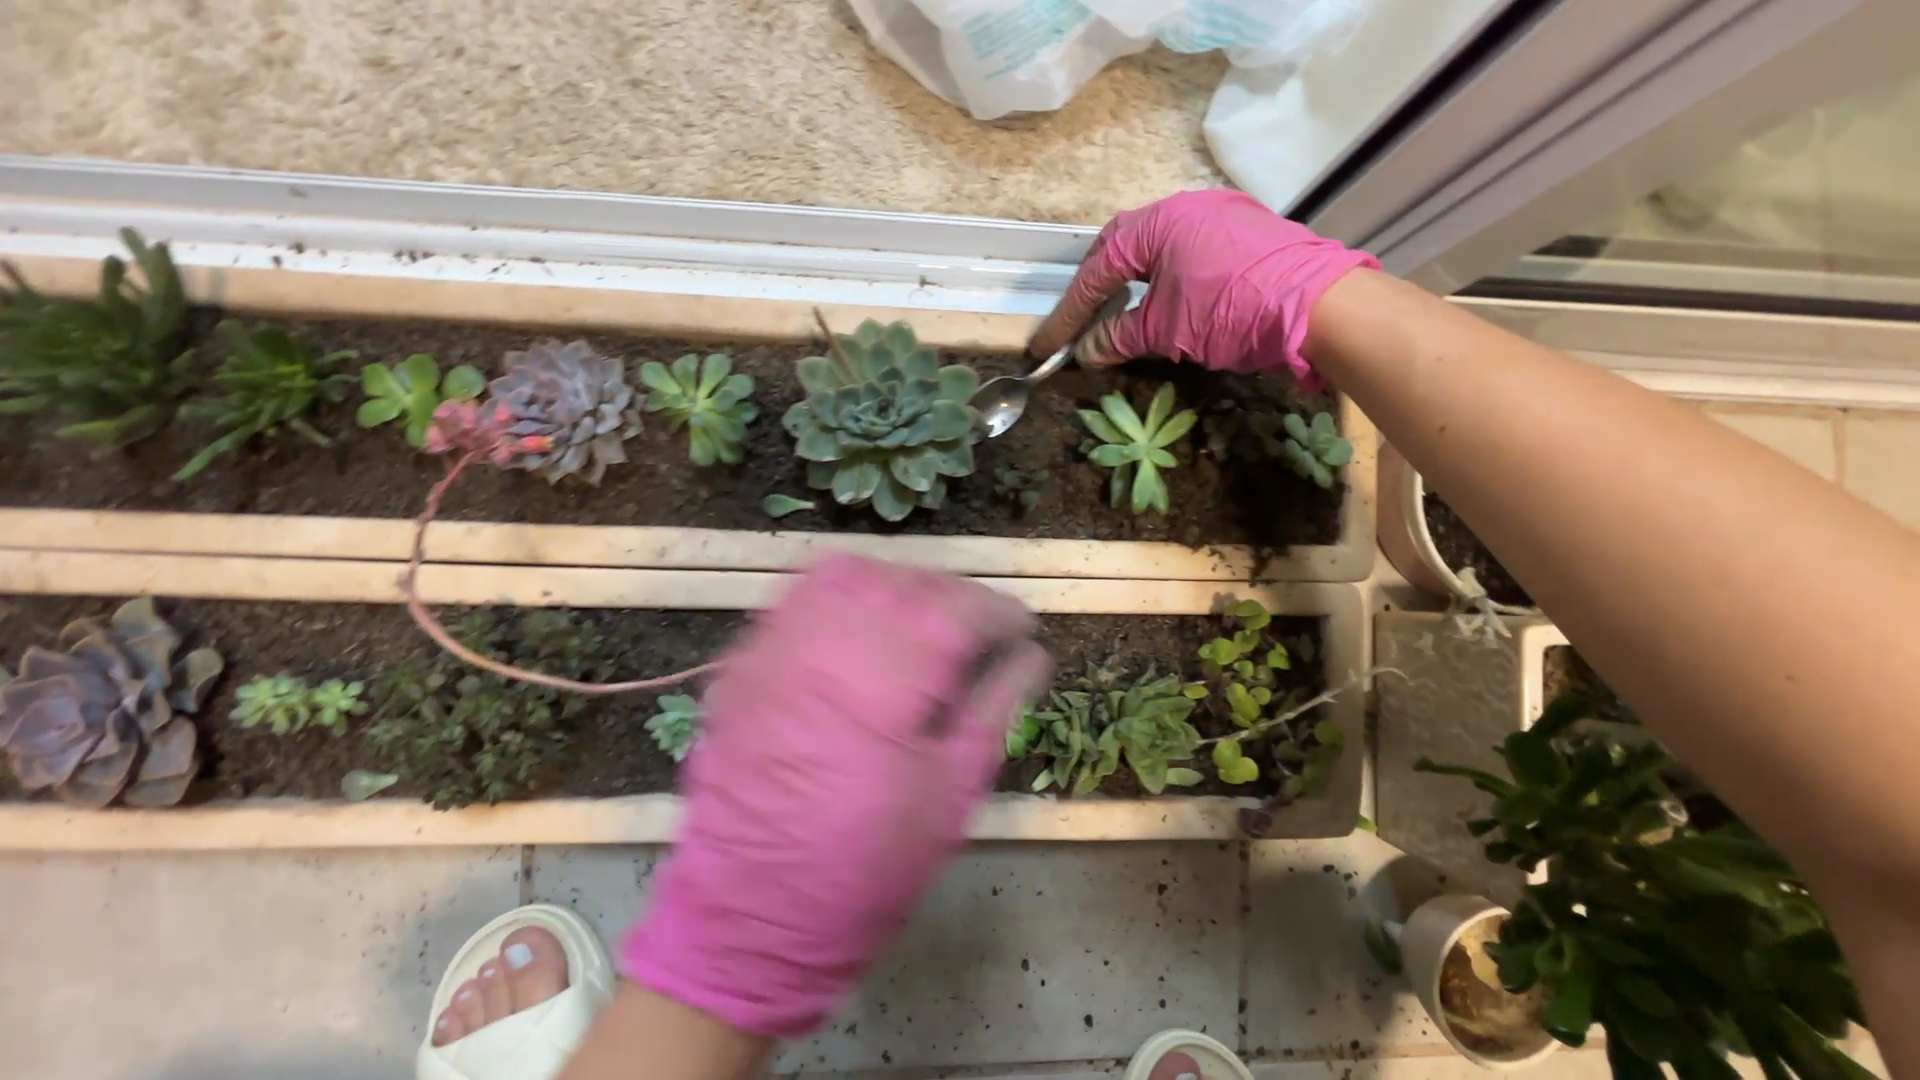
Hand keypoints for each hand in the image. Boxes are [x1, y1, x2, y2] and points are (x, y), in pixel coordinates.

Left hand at [618, 555, 1051, 1038]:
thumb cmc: (867, 864)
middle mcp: (826, 645)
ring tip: (925, 622)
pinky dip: (843, 593)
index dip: (999, 611)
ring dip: (900, 586)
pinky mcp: (743, 661)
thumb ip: (994, 708)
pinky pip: (798, 594)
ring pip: (851, 574)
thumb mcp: (951, 793)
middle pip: (906, 582)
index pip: (957, 610)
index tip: (1024, 628)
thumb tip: (1033, 655)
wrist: (750, 913)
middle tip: (982, 631)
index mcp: (887, 683)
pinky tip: (864, 626)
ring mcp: (775, 646)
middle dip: (955, 596)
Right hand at [1029, 189, 1378, 391]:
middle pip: (1122, 246)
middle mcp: (1184, 207)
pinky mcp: (1243, 232)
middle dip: (1096, 286)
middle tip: (1080, 320)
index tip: (1048, 343)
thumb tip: (1086, 351)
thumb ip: (1118, 337)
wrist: (1319, 305)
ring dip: (1132, 281)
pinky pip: (1186, 250)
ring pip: (1157, 247)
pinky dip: (1164, 277)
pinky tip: (1164, 300)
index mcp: (1157, 222)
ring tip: (1118, 313)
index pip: (1098, 270)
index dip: (1069, 312)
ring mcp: (1217, 215)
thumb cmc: (1230, 311)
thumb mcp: (1165, 329)